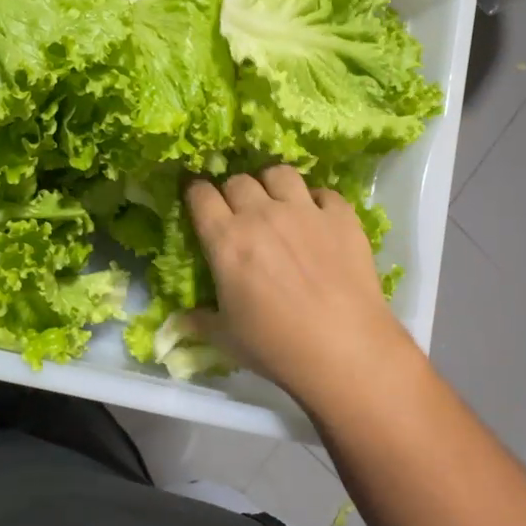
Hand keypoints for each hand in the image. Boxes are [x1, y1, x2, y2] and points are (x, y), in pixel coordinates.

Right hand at [185, 166, 416, 402]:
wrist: (345, 351)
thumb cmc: (275, 346)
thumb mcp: (226, 337)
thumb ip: (199, 321)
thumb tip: (180, 320)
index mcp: (226, 240)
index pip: (200, 195)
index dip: (195, 193)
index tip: (197, 201)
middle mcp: (262, 215)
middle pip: (238, 180)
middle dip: (232, 192)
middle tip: (237, 212)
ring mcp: (305, 212)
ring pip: (280, 173)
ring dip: (271, 184)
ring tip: (276, 203)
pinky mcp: (342, 218)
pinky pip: (324, 192)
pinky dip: (316, 201)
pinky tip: (317, 219)